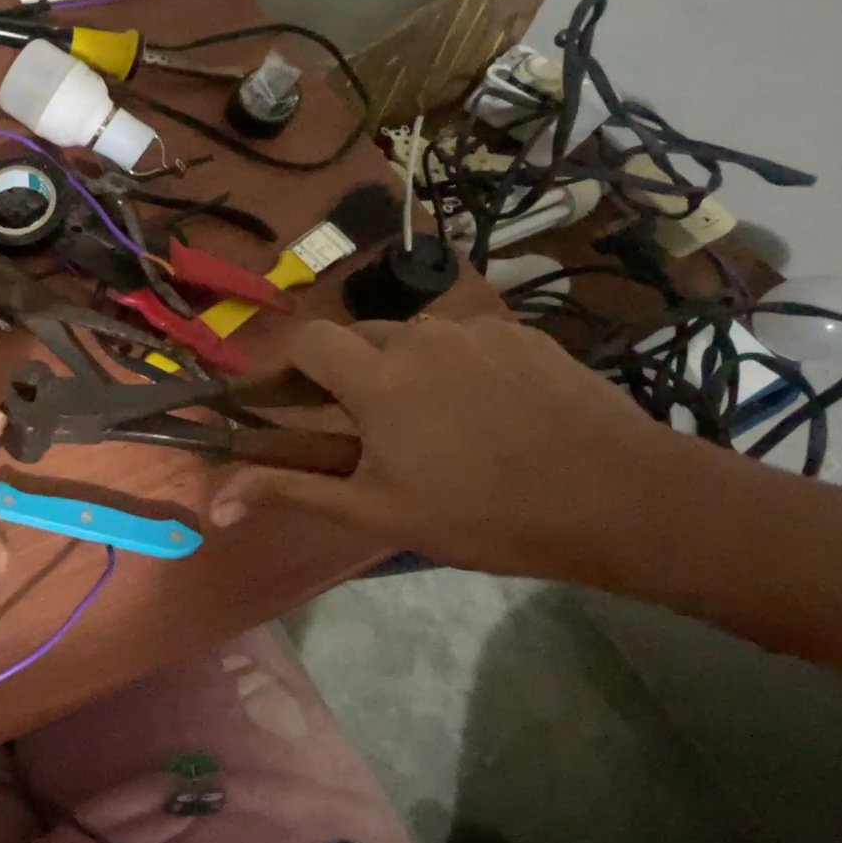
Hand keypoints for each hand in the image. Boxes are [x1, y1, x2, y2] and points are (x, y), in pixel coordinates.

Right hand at [210, 317, 684, 576]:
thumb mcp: (375, 510)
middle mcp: (421, 337)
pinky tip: (482, 411)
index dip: (288, 366)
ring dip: (399, 367)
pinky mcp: (528, 335)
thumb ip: (290, 492)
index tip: (289, 403)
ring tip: (426, 420)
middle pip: (357, 335)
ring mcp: (480, 332)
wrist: (627, 499)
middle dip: (344, 371)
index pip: (307, 340)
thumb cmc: (484, 510)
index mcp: (377, 375)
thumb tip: (214, 506)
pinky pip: (466, 339)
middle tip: (358, 424)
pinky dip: (453, 365)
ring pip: (413, 336)